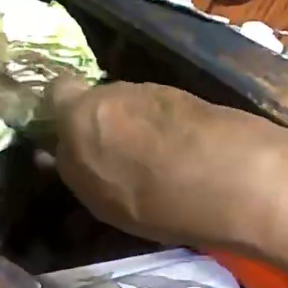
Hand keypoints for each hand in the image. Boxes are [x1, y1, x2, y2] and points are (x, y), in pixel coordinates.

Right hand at [49, 78, 287, 261]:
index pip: (55, 93)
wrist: (232, 178)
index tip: (67, 140)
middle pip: (96, 101)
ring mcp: (153, 90)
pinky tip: (178, 158)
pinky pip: (162, 113)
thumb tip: (65, 153)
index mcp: (76, 113)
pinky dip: (164, 130)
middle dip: (100, 123)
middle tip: (110, 158)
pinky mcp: (189, 95)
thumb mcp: (97, 197)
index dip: (60, 113)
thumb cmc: (149, 198)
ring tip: (150, 164)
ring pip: (130, 107)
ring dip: (133, 128)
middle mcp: (111, 91)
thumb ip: (75, 167)